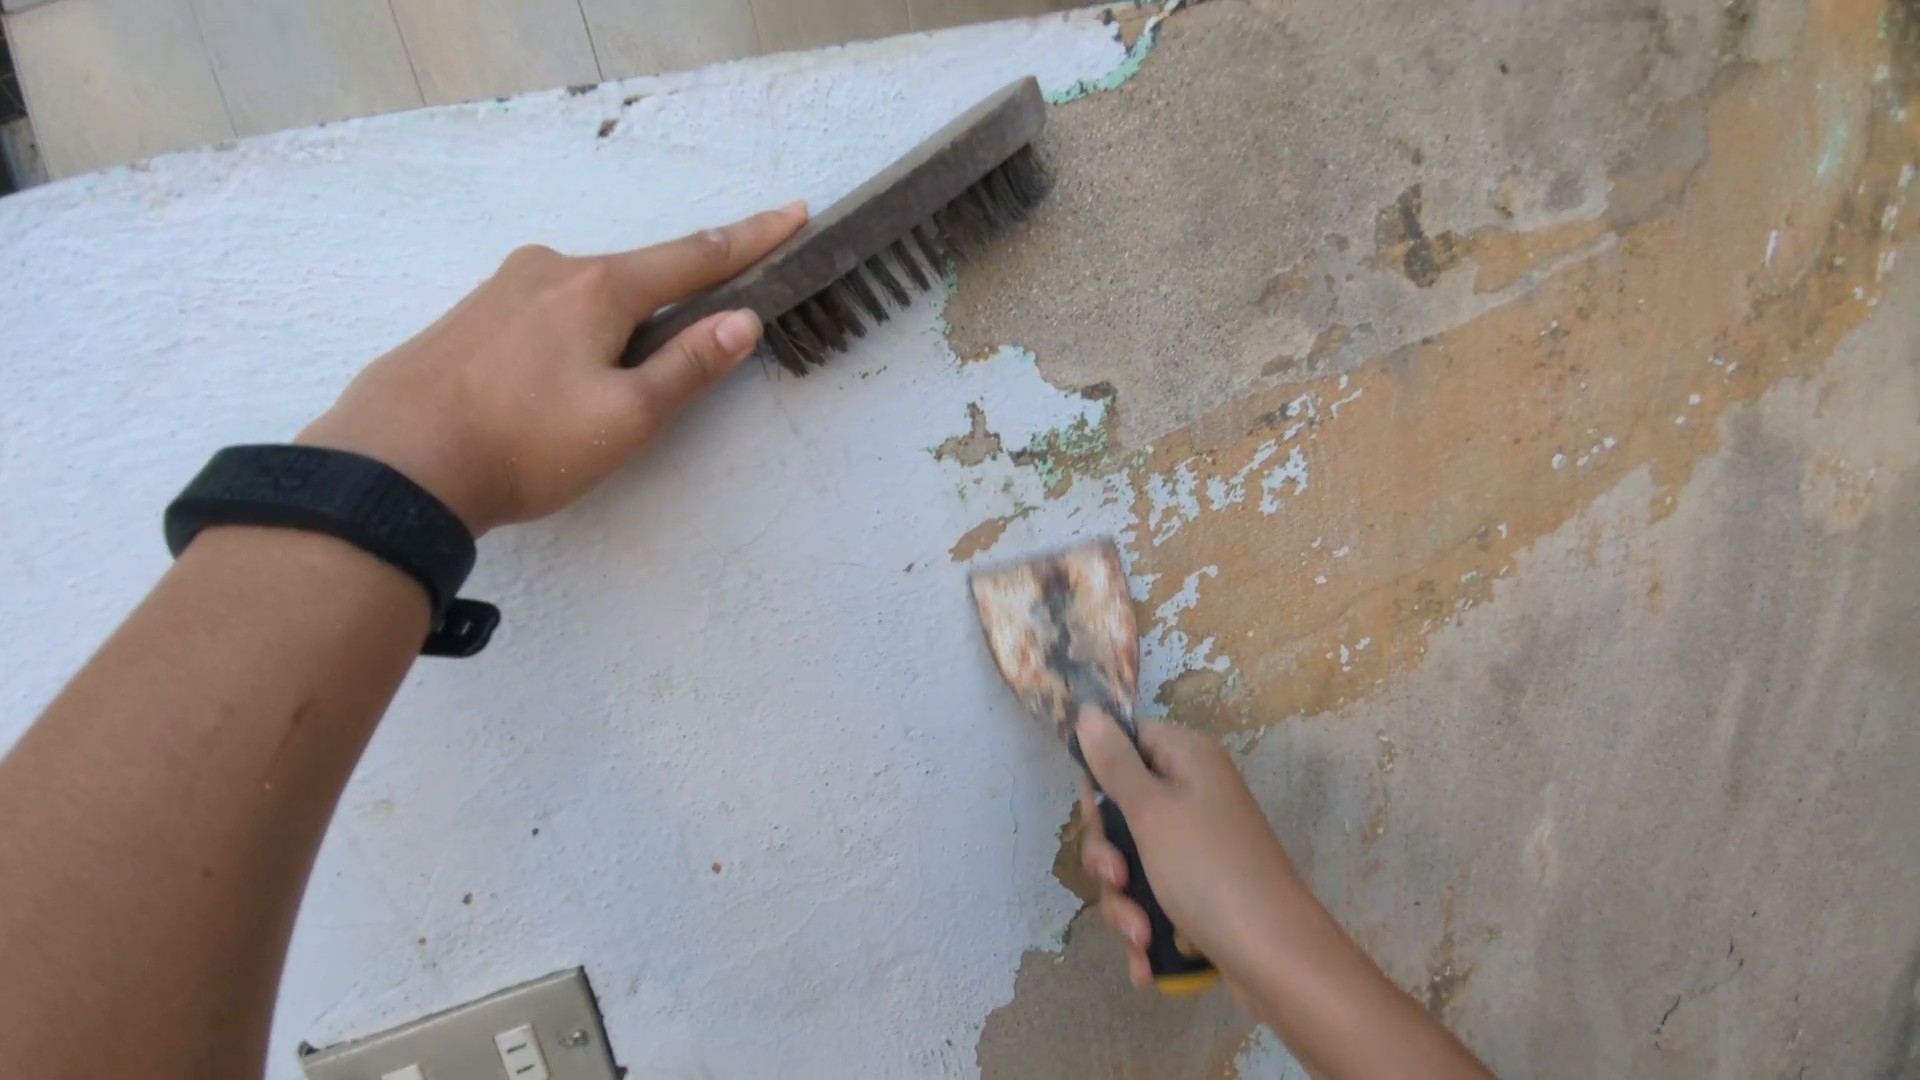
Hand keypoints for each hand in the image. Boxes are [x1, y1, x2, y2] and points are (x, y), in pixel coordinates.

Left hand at [297, 203, 808, 534]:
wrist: (395, 467)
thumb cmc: (528, 443)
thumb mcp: (628, 415)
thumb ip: (689, 365)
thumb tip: (744, 320)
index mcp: (598, 287)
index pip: (696, 257)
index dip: (752, 239)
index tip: (795, 213)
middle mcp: (552, 268)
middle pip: (644, 273)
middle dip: (687, 292)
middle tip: (714, 331)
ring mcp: (506, 287)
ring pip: (597, 294)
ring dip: (633, 319)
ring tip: (629, 380)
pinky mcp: (477, 314)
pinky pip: (557, 308)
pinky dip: (590, 328)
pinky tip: (575, 373)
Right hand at [1076, 706, 1301, 990]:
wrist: (1277, 959)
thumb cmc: (1208, 869)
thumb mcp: (1150, 810)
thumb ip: (1113, 762)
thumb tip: (1088, 710)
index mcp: (1187, 759)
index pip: (1129, 740)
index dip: (1102, 772)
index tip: (1093, 808)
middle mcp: (1192, 793)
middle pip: (1121, 805)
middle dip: (1108, 852)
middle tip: (1115, 876)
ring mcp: (1195, 843)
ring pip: (1130, 857)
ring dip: (1123, 900)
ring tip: (1140, 933)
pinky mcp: (1197, 887)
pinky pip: (1151, 894)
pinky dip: (1143, 923)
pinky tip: (1146, 959)